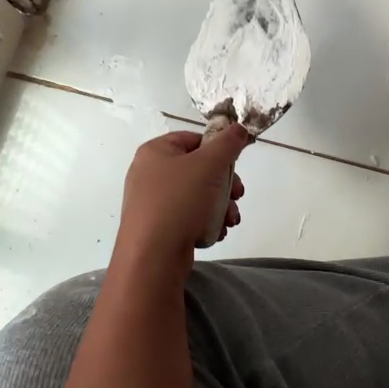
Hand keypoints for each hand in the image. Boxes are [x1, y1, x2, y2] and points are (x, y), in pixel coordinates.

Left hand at [115, 127, 250, 266]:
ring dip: (220, 205)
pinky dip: (206, 222)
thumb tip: (238, 128)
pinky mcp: (157, 228)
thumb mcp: (210, 164)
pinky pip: (187, 216)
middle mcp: (149, 174)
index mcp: (155, 151)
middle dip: (224, 183)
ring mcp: (152, 203)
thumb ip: (228, 142)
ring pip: (197, 195)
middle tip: (238, 195)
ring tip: (231, 220)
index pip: (194, 139)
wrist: (152, 258)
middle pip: (198, 169)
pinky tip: (217, 233)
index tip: (235, 164)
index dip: (218, 149)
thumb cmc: (180, 202)